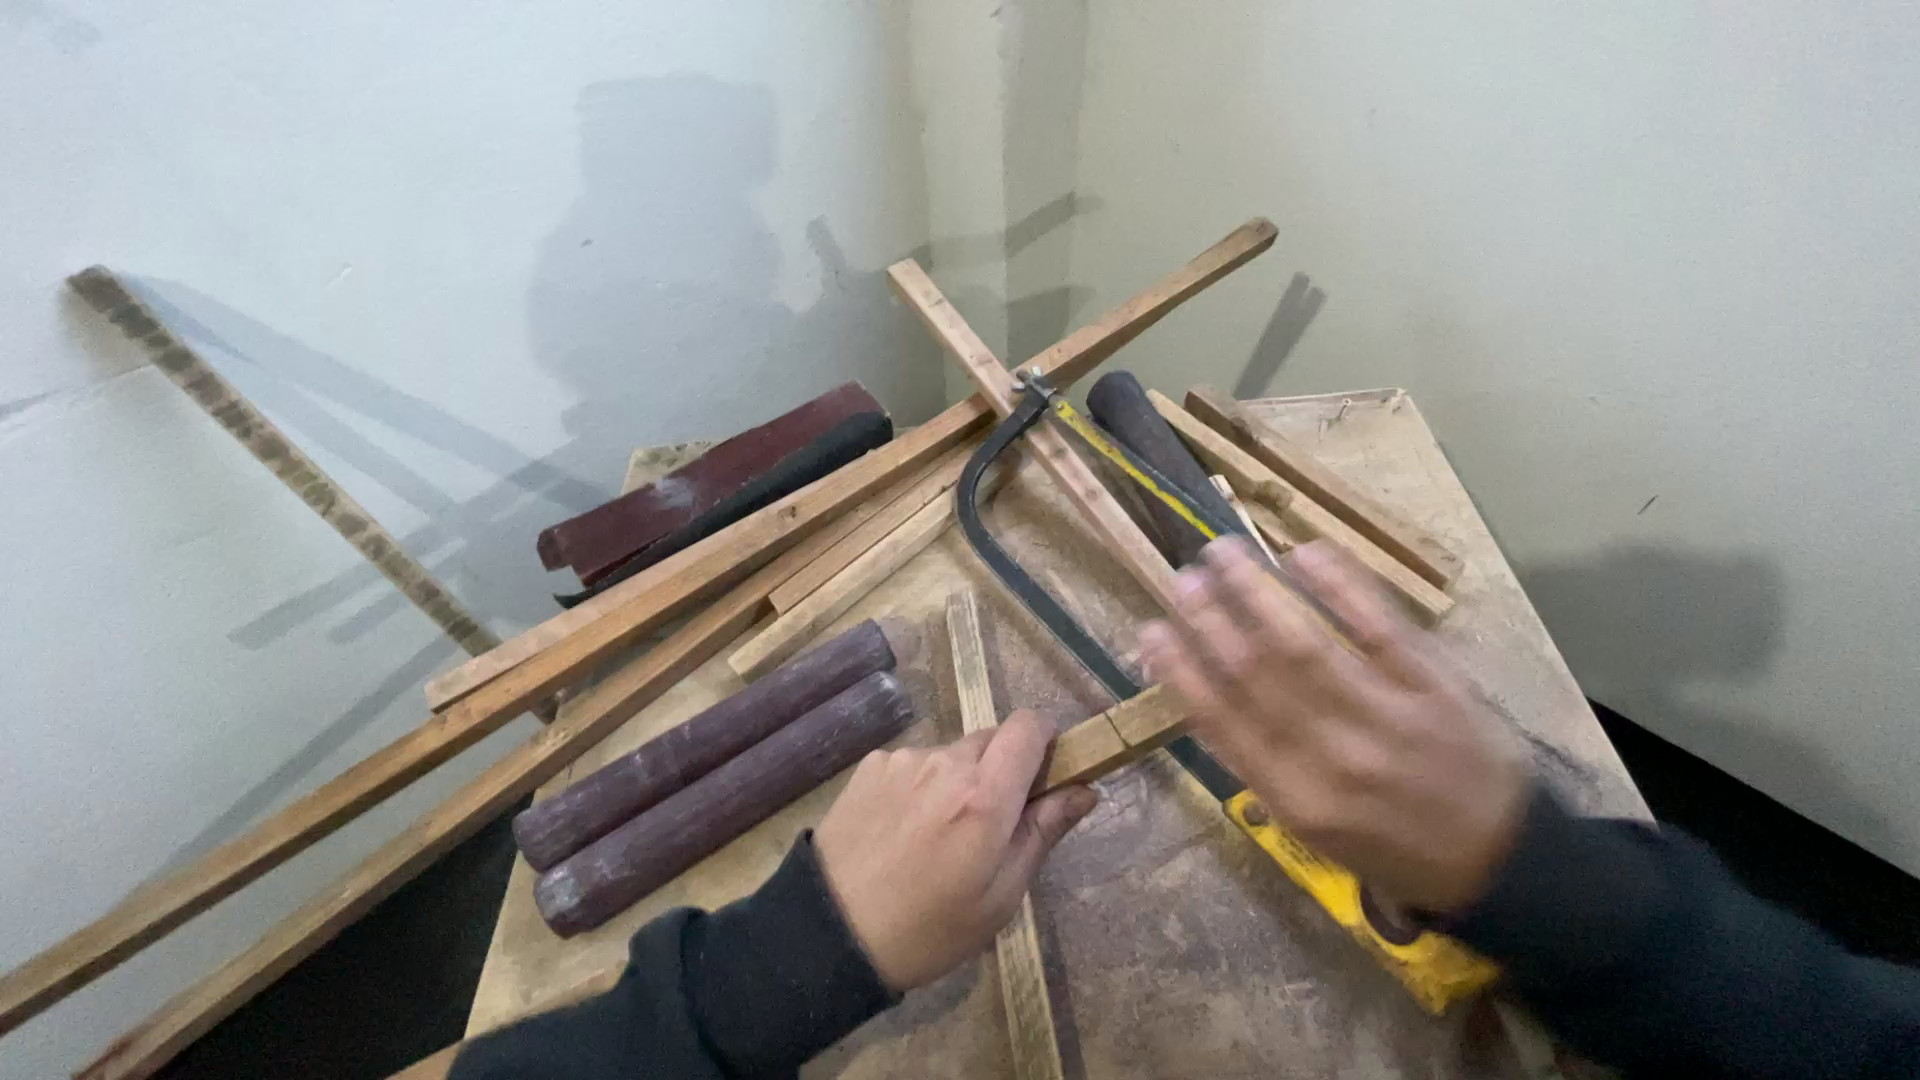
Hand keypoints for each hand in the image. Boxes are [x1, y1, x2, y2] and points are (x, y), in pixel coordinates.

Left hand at [813, 710, 1097, 990]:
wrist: (829, 933)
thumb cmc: (929, 928)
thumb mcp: (1000, 896)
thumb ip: (1043, 831)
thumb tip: (1086, 789)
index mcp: (985, 796)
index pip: (1029, 726)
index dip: (1044, 739)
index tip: (1043, 772)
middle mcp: (946, 762)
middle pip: (992, 739)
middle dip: (1001, 769)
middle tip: (987, 823)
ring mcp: (904, 759)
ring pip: (952, 753)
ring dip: (958, 779)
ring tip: (936, 834)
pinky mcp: (872, 764)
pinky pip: (914, 762)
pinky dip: (921, 784)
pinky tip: (902, 828)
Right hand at [1139, 539, 1529, 912]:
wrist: (1497, 864)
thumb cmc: (1386, 842)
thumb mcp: (1308, 824)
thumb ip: (1255, 763)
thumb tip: (1202, 695)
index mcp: (1292, 794)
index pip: (1219, 720)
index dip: (1180, 669)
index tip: (1151, 629)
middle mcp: (1330, 757)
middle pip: (1256, 674)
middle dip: (1211, 619)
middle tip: (1184, 578)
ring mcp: (1386, 719)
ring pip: (1306, 646)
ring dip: (1258, 592)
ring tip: (1225, 553)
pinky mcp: (1436, 690)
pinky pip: (1381, 631)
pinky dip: (1340, 587)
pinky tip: (1306, 554)